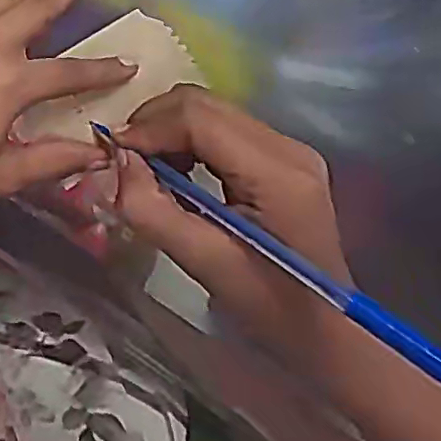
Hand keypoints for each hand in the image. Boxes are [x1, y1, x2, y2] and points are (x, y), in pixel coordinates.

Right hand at [113, 85, 353, 359]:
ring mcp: (286, 148)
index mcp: (277, 173)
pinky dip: (184, 139)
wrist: (328, 336)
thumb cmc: (270, 307)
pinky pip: (216, 126)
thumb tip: (116, 159)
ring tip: (148, 168)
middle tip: (124, 159)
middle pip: (200, 104)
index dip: (148, 128)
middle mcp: (286, 147)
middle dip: (153, 124)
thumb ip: (152, 209)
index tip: (112, 153)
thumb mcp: (203, 263)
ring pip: (205, 110)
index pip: (197, 117)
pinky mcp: (277, 155)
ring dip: (166, 130)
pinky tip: (175, 171)